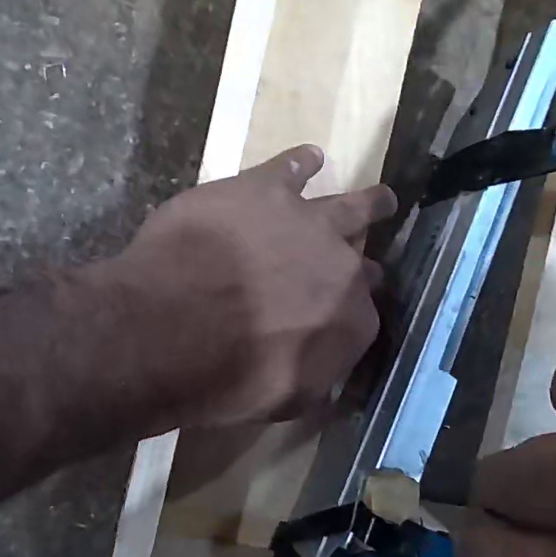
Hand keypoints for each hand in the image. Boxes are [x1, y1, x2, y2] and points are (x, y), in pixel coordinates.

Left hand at [94, 145, 394, 430]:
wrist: (173, 327)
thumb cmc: (228, 377)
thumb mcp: (286, 400)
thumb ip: (317, 378)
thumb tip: (329, 375)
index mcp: (352, 320)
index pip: (362, 316)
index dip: (349, 316)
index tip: (339, 319)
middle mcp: (343, 267)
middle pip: (363, 262)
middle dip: (367, 265)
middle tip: (371, 265)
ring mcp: (308, 223)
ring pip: (351, 206)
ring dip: (369, 203)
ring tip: (381, 199)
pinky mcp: (265, 190)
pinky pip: (292, 167)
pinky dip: (302, 162)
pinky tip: (310, 156)